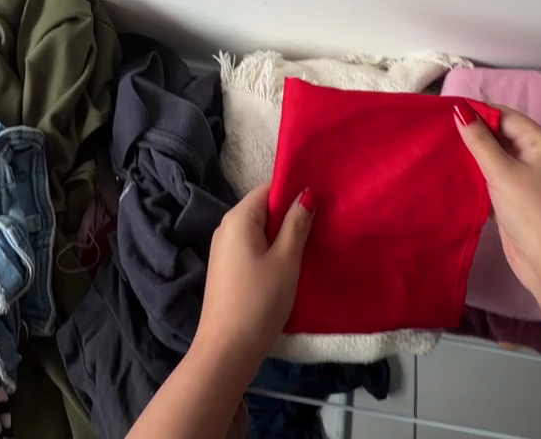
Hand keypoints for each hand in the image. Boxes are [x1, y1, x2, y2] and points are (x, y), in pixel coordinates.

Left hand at [191, 183, 313, 370]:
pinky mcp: (225, 269)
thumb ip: (297, 224)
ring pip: (258, 231)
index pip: (268, 189)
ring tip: (307, 248)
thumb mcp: (286, 260)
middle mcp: (226, 227)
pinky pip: (250, 248)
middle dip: (288, 216)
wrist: (226, 351)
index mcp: (239, 217)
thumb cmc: (259, 300)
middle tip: (318, 227)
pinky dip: (268, 251)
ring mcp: (223, 249)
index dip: (293, 192)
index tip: (318, 202)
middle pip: (262, 209)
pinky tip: (285, 267)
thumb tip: (306, 192)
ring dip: (280, 236)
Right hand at [455, 105, 540, 295]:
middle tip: (439, 132)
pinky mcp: (518, 199)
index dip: (477, 112)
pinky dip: (478, 175)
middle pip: (500, 135)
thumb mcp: (502, 172)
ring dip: (473, 155)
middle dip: (473, 134)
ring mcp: (528, 179)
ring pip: (496, 157)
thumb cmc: (531, 211)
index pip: (505, 116)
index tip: (445, 114)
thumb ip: (479, 140)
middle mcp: (537, 156)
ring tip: (442, 149)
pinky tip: (455, 174)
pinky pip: (494, 178)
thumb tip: (459, 109)